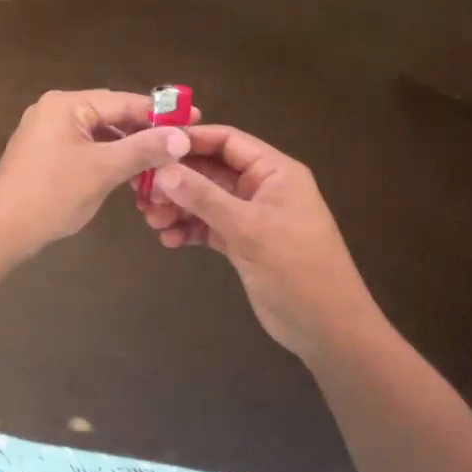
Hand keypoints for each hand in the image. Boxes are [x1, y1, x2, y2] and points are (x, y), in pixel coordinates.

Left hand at [0, 90, 195, 255]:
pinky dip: (108, 158)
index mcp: (65, 104)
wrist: (3, 228)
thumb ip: (143, 149)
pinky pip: (85, 147)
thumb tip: (182, 136)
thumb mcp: (103, 169)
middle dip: (145, 132)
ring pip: (99, 134)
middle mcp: (54, 110)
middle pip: (110, 115)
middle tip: (181, 146)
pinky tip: (131, 176)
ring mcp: (46, 131)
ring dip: (128, 148)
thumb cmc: (53, 193)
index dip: (159, 112)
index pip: (122, 101)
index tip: (195, 118)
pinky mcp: (45, 153)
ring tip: (162, 165)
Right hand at [144, 126, 384, 362]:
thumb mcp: (248, 230)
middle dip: (175, 179)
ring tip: (152, 220)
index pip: (226, 140)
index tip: (150, 146)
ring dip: (176, 206)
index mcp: (274, 172)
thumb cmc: (298, 270)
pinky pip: (206, 224)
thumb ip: (204, 197)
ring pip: (203, 198)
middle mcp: (261, 187)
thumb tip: (162, 169)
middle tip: (141, 191)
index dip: (188, 139)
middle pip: (209, 169)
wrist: (329, 332)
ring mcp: (251, 215)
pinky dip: (187, 228)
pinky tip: (169, 240)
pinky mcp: (242, 241)